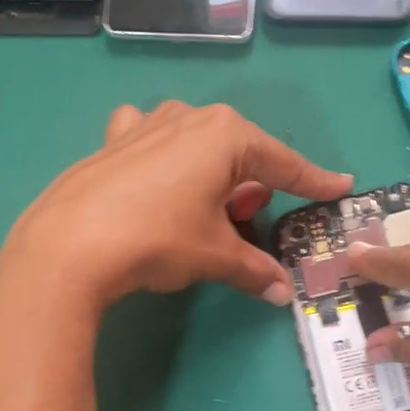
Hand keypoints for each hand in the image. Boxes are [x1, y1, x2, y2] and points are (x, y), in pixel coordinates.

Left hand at [0, 101, 350, 313]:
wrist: (70, 244)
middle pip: (239, 152)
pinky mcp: (112, 141)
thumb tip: (281, 293)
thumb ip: (254, 270)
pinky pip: (151, 141)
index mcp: (226, 135)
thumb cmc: (158, 240)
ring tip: (203, 209)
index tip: (339, 186)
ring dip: (209, 173)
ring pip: (195, 144)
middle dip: (251, 185)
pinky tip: (153, 180)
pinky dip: (163, 158)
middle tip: (249, 219)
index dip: (314, 180)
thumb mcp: (215, 256)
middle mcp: (189, 117)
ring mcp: (146, 123)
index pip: (284, 163)